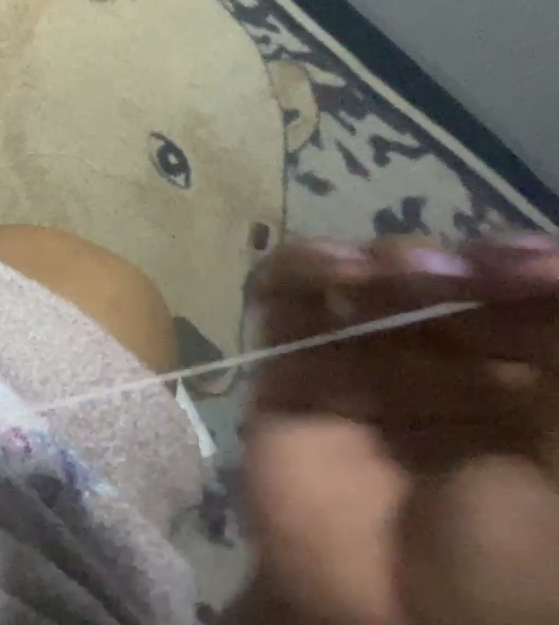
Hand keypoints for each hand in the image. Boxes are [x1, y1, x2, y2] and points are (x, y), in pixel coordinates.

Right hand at [232, 234, 558, 624]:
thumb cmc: (533, 566)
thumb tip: (545, 257)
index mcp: (546, 390)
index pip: (539, 297)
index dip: (532, 266)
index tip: (528, 265)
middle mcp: (465, 367)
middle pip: (456, 277)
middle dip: (459, 259)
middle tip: (463, 269)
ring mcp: (371, 365)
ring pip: (371, 274)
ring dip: (381, 255)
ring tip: (394, 269)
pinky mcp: (292, 365)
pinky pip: (289, 296)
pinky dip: (302, 267)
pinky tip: (329, 268)